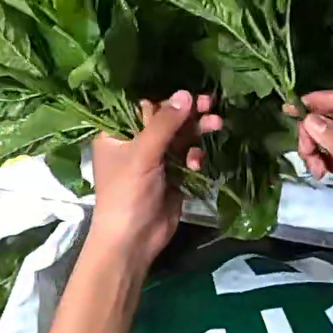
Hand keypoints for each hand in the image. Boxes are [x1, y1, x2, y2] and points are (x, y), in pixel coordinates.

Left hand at [87, 91, 221, 269]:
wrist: (133, 240)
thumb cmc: (127, 193)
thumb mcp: (143, 154)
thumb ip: (165, 123)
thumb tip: (186, 94)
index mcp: (117, 134)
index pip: (142, 106)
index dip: (166, 99)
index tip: (189, 92)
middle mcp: (135, 143)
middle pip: (165, 120)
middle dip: (187, 114)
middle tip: (209, 103)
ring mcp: (154, 160)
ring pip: (179, 137)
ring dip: (196, 130)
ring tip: (216, 123)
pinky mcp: (172, 175)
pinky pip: (187, 156)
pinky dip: (194, 155)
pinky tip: (197, 161)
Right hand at [293, 89, 332, 260]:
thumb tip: (310, 119)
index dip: (319, 100)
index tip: (292, 107)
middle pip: (330, 115)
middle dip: (312, 129)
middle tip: (305, 150)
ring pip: (324, 134)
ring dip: (312, 147)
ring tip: (315, 167)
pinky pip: (326, 152)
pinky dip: (317, 159)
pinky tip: (319, 173)